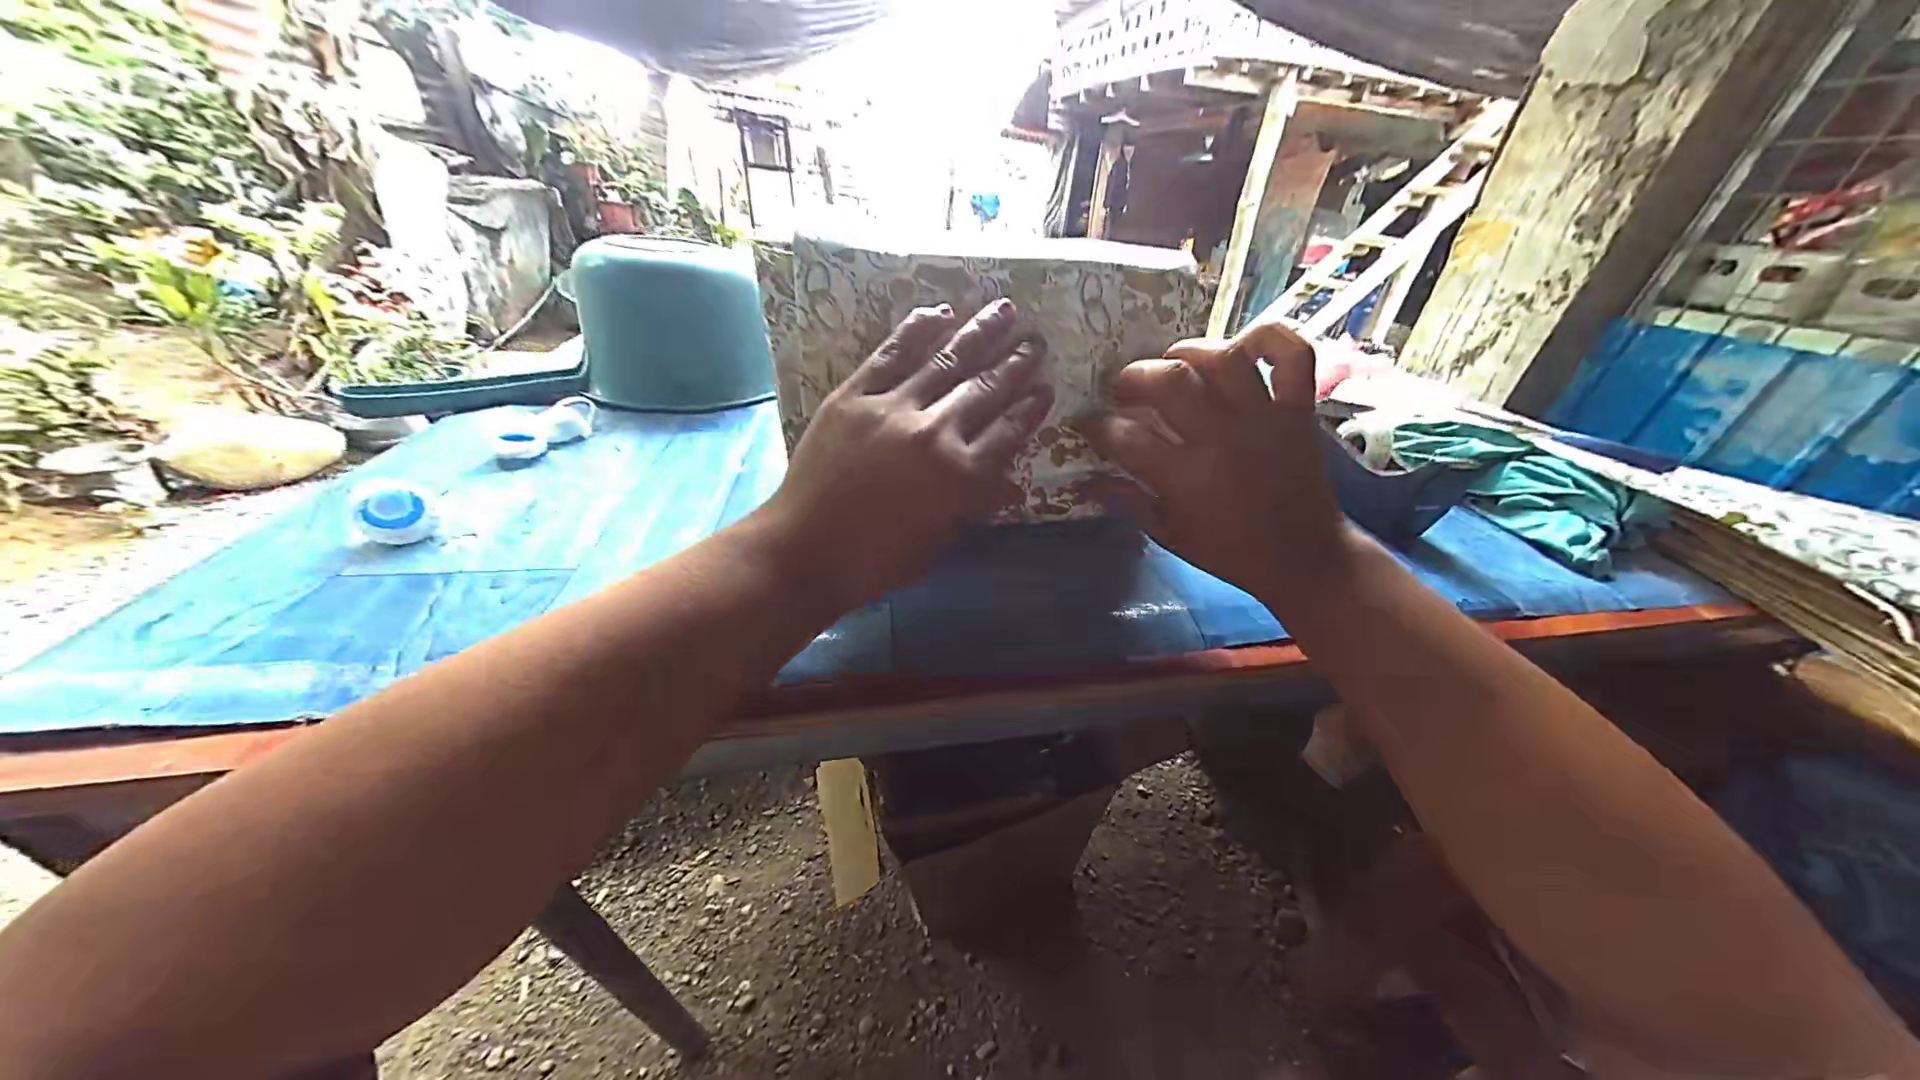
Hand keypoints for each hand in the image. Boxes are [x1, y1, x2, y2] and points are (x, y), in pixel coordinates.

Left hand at [756, 299, 1054, 604]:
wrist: (806, 550)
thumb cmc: (877, 560)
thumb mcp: (938, 541)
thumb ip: (974, 505)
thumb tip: (1009, 484)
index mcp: (961, 476)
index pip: (1008, 432)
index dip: (1030, 408)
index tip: (1046, 387)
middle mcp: (934, 433)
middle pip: (984, 389)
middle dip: (1015, 364)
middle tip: (1035, 341)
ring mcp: (892, 408)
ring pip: (945, 362)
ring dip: (978, 334)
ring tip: (1003, 311)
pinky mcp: (853, 395)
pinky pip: (891, 354)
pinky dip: (916, 330)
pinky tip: (940, 312)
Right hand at [1080, 322, 1344, 600]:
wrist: (1303, 558)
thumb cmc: (1230, 552)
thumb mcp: (1169, 534)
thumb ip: (1129, 502)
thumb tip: (1088, 481)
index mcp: (1184, 476)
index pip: (1124, 436)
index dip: (1095, 426)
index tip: (1085, 424)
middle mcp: (1221, 437)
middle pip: (1168, 380)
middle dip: (1132, 378)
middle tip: (1125, 392)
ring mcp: (1263, 417)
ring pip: (1222, 357)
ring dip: (1188, 352)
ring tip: (1173, 364)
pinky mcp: (1297, 409)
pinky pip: (1292, 355)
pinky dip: (1269, 339)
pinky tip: (1241, 347)